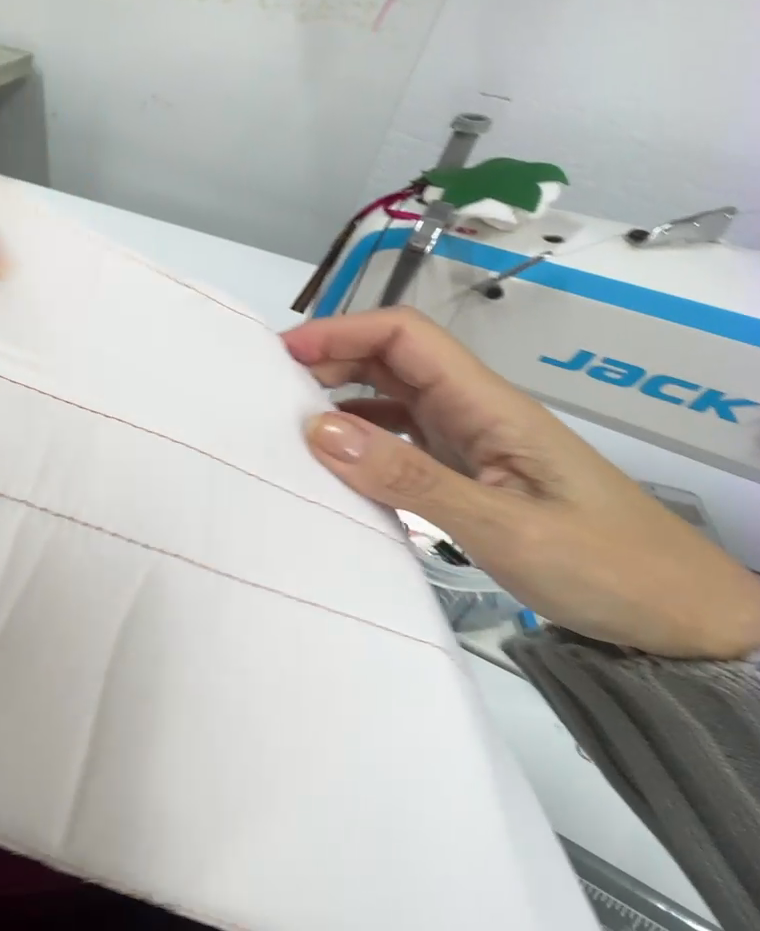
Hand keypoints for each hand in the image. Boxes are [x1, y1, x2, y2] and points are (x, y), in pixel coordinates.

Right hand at [282, 308, 759, 660]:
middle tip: (269, 394)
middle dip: (328, 361)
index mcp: (491, 407)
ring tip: (286, 427)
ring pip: (390, 398)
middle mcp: (476, 413)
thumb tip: (316, 429)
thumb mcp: (503, 527)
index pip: (407, 336)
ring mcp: (472, 443)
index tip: (280, 356)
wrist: (685, 623)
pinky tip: (330, 464)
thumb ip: (408, 478)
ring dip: (337, 399)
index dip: (341, 331)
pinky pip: (398, 439)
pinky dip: (356, 440)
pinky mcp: (466, 474)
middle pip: (392, 359)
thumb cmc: (608, 569)